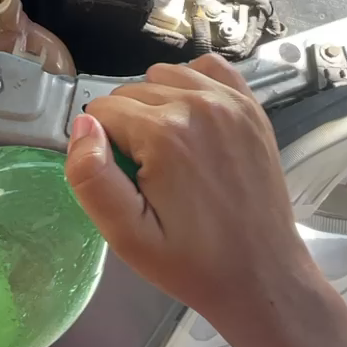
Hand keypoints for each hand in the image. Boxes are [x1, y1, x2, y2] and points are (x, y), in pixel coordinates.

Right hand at [64, 54, 345, 346]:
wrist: (264, 278)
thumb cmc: (190, 262)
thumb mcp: (126, 236)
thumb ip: (91, 177)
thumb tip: (83, 125)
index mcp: (163, 134)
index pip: (99, 111)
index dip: (102, 147)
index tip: (126, 180)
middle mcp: (196, 105)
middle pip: (128, 92)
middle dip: (126, 127)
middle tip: (148, 175)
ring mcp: (229, 101)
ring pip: (160, 77)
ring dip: (154, 106)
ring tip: (170, 151)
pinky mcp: (250, 106)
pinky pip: (205, 68)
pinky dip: (191, 85)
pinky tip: (193, 121)